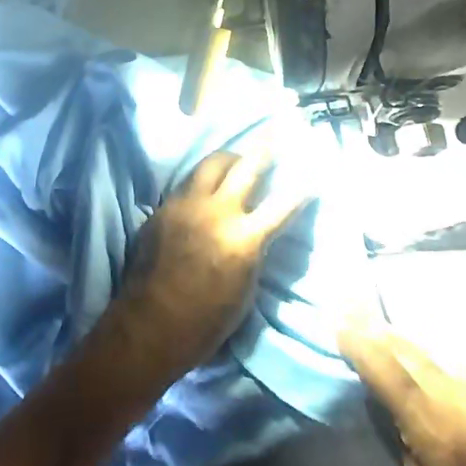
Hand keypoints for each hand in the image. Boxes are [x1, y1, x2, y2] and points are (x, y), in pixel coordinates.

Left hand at [105, 151, 304, 385]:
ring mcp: (187, 205)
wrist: (152, 322)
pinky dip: (203, 180)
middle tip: (273, 143)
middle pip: (245, 167)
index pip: (283, 203)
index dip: (302, 188)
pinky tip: (206, 186)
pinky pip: (188, 182)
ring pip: (211, 164)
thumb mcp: (245, 287)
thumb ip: (253, 249)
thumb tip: (258, 228)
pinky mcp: (165, 207)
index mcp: (244, 239)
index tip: (312, 174)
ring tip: (236, 160)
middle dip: (263, 152)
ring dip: (228, 159)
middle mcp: (217, 212)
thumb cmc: (207, 321)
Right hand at [340, 319, 465, 465]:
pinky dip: (464, 362)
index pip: (386, 368)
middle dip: (383, 335)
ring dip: (424, 346)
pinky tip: (457, 369)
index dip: (358, 342)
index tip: (338, 324)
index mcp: (443, 429)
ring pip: (450, 346)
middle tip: (359, 316)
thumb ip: (398, 431)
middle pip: (415, 350)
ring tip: (408, 344)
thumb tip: (376, 387)